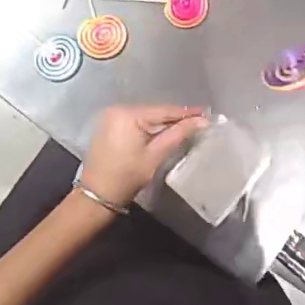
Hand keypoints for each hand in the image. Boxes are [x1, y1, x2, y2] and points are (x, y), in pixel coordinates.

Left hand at [79, 103, 208, 204]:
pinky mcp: (109, 126)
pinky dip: (149, 127)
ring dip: (163, 122)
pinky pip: (135, 121)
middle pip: (154, 111)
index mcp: (127, 114)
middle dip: (175, 117)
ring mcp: (111, 117)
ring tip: (187, 125)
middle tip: (199, 120)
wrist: (98, 195)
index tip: (206, 113)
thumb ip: (178, 134)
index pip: (163, 111)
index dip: (186, 113)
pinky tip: (164, 131)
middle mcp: (117, 109)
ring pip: (145, 116)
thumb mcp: (155, 155)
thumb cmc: (127, 176)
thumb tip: (201, 121)